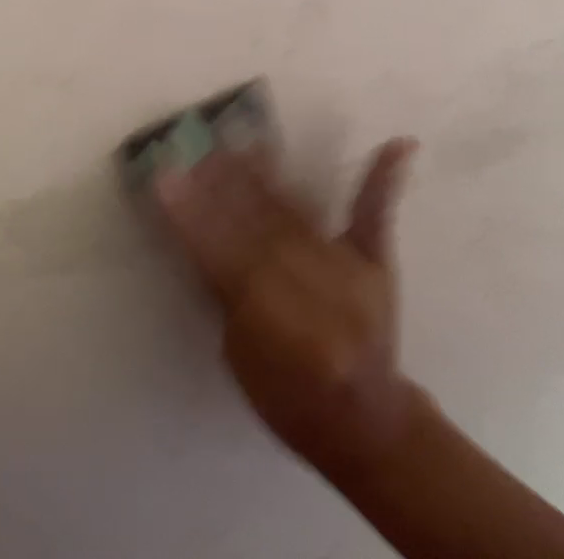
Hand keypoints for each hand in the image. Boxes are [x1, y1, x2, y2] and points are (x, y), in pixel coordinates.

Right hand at [153, 138, 420, 475]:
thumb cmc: (287, 399)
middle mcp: (316, 293)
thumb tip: (198, 239)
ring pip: (303, 214)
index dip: (193, 218)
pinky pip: (377, 219)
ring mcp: (351, 273)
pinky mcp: (378, 265)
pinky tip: (397, 145)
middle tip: (199, 148)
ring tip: (248, 140)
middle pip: (262, 227)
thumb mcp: (239, 356)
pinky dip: (385, 181)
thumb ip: (225, 296)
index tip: (166, 179)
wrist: (364, 424)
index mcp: (273, 322)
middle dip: (226, 187)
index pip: (222, 257)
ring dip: (272, 175)